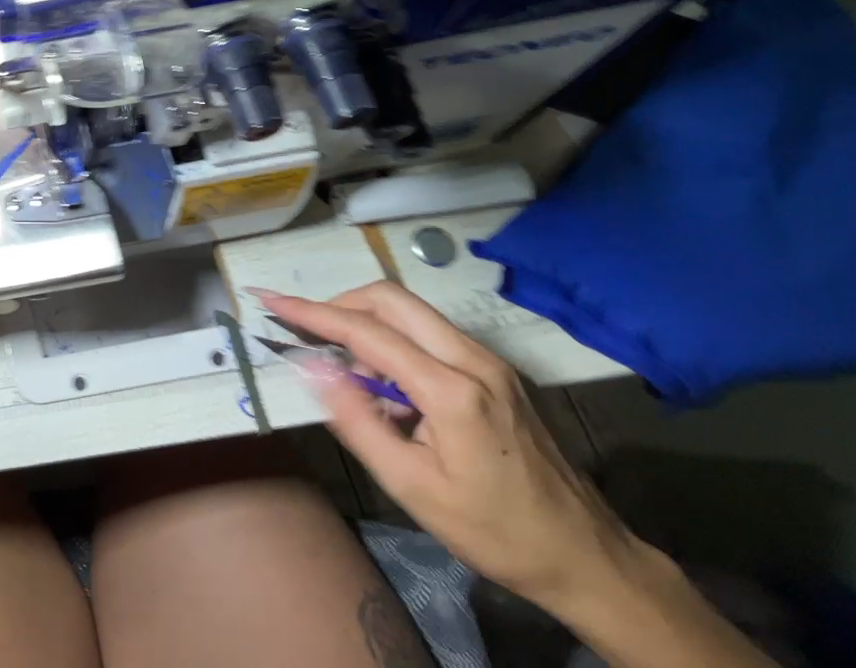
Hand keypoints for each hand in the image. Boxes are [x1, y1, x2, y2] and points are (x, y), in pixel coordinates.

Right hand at [251, 282, 640, 610]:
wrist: (586, 556)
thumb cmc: (492, 530)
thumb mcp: (410, 485)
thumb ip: (355, 419)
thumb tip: (310, 367)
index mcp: (452, 390)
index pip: (366, 332)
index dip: (311, 313)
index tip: (270, 300)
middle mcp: (475, 360)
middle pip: (392, 300)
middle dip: (339, 306)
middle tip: (307, 337)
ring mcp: (492, 363)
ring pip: (412, 314)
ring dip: (369, 330)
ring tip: (356, 387)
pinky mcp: (498, 373)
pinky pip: (432, 336)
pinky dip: (395, 345)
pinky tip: (390, 393)